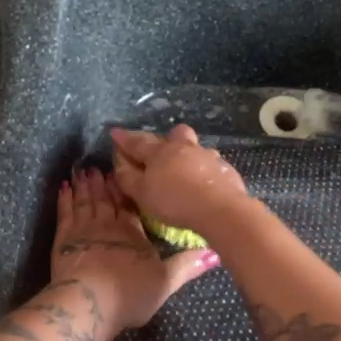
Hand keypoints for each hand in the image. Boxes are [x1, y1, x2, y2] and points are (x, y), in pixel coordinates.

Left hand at [54, 168, 217, 334]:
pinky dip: (65, 197)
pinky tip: (64, 186)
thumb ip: (187, 265)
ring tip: (85, 170)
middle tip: (101, 165)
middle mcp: (108, 222)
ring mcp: (84, 227)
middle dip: (105, 181)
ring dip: (86, 185)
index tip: (124, 173)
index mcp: (132, 230)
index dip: (127, 189)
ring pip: (86, 199)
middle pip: (107, 197)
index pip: (130, 203)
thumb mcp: (165, 281)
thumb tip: (215, 253)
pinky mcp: (63, 236)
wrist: (90, 302)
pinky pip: (65, 210)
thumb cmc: (130, 292)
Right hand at [110, 124, 252, 235]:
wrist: (220, 209)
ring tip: (186, 171)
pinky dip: (206, 171)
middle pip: (175, 134)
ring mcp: (208, 156)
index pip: (138, 142)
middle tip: (162, 151)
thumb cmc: (174, 201)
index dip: (124, 138)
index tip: (114, 132)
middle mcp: (184, 147)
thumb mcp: (142, 194)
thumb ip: (129, 178)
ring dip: (189, 155)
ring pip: (196, 148)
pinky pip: (213, 165)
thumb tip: (120, 163)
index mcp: (160, 152)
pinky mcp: (226, 169)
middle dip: (166, 138)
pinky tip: (206, 185)